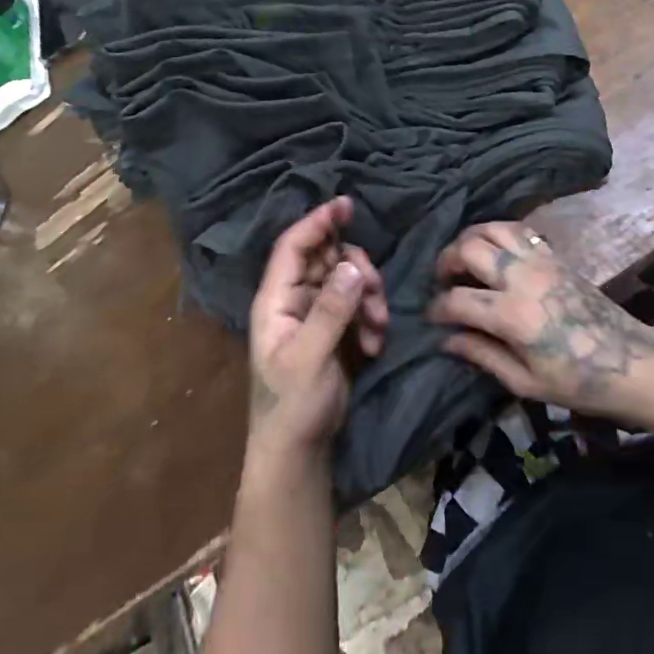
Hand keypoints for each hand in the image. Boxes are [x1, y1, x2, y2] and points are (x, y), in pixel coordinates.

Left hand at [248, 197, 388, 453]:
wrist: (298, 448)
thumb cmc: (292, 404)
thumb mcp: (310, 357)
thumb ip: (331, 310)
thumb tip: (353, 265)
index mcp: (275, 300)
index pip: (293, 247)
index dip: (317, 222)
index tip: (346, 205)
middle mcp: (293, 301)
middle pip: (326, 260)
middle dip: (356, 270)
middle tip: (376, 290)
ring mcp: (314, 316)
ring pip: (346, 282)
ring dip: (369, 298)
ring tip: (378, 328)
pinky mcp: (334, 332)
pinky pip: (356, 307)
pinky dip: (370, 319)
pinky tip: (375, 345)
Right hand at [428, 222, 653, 415]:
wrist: (634, 363)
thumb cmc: (578, 382)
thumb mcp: (524, 382)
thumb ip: (481, 355)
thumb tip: (446, 340)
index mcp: (511, 315)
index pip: (456, 300)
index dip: (436, 309)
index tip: (432, 319)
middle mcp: (522, 279)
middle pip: (467, 249)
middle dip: (446, 262)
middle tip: (443, 281)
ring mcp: (540, 262)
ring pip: (491, 229)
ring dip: (469, 240)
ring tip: (464, 260)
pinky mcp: (555, 257)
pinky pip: (517, 230)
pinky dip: (496, 234)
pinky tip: (493, 253)